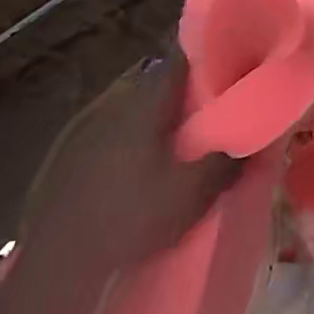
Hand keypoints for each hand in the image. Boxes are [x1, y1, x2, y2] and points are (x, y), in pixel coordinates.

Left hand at [16, 52, 239, 277]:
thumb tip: (253, 140)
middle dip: (185, 90)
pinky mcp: (72, 149)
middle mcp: (115, 101)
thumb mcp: (192, 193)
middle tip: (211, 109)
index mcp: (146, 102)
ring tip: (180, 139)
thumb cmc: (132, 215)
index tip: (231, 67)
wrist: (59, 256)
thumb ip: (226, 161)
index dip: (208, 57)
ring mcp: (89, 124)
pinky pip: (114, 128)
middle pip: (157, 80)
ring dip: (158, 115)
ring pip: (134, 104)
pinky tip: (141, 164)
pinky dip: (134, 135)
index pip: (180, 58)